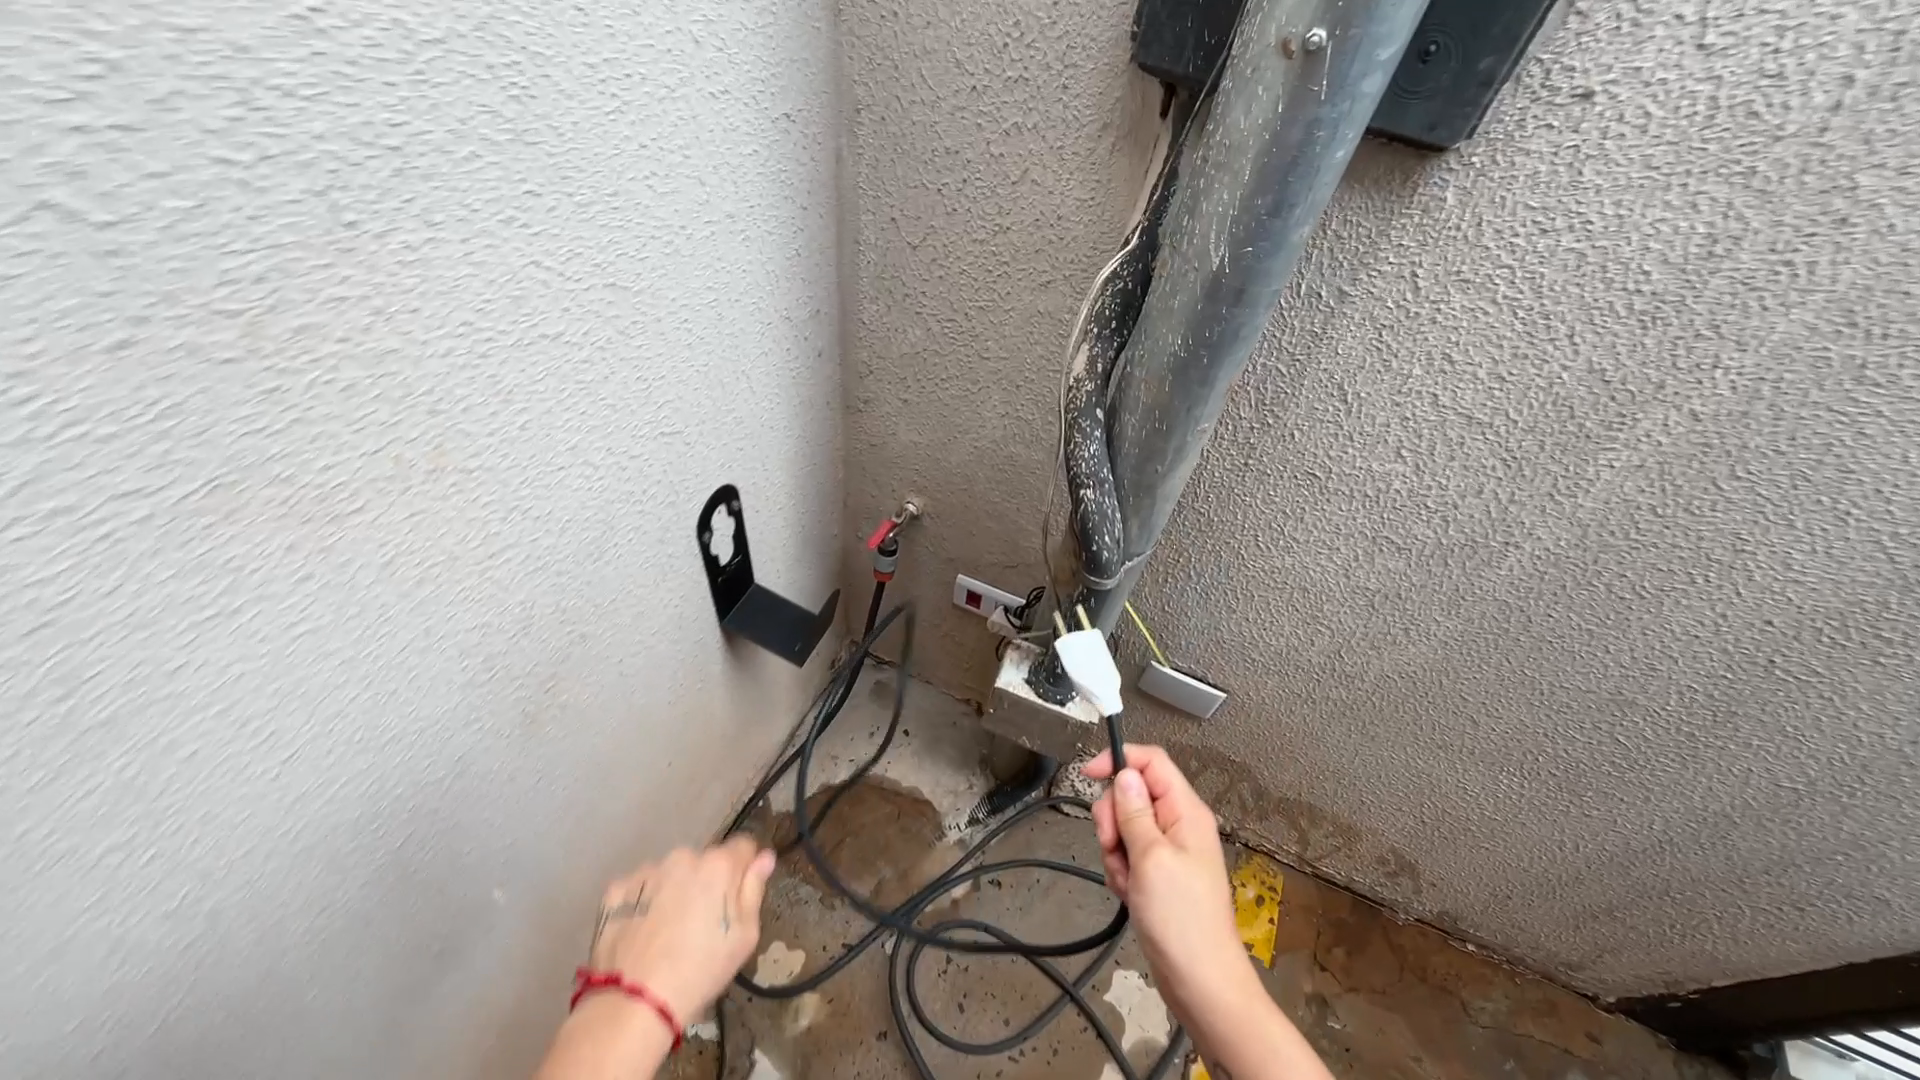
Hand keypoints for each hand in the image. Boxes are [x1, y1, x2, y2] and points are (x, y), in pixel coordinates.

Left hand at [587, 836, 776, 1023]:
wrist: (636, 1002)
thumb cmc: (702, 970)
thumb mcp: (745, 936)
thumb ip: (754, 889)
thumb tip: (764, 857)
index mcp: (719, 865)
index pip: (743, 846)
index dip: (744, 868)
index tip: (737, 895)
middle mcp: (683, 857)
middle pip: (703, 861)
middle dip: (706, 882)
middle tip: (700, 922)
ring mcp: (646, 871)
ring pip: (670, 873)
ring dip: (673, 890)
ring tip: (667, 930)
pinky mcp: (615, 889)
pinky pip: (638, 888)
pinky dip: (642, 903)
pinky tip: (641, 932)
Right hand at [1085, 744, 1252, 1018]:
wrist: (1199, 980)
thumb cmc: (1180, 918)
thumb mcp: (1151, 857)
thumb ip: (1135, 812)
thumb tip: (1124, 773)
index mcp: (1186, 811)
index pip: (1151, 762)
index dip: (1119, 760)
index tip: (1088, 774)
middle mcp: (1179, 824)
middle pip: (1132, 794)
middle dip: (1112, 818)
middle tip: (1113, 845)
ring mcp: (1168, 850)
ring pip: (1124, 827)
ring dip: (1115, 851)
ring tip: (1127, 880)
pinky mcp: (1157, 874)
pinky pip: (1127, 855)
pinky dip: (1120, 871)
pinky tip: (1129, 893)